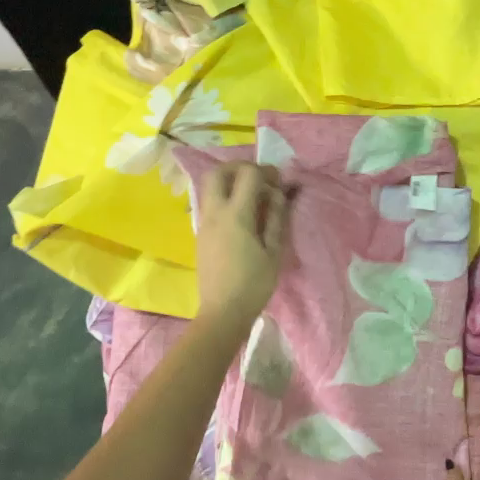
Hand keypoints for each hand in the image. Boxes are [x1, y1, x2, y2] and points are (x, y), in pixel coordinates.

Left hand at [194, 161, 288, 324]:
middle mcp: (215, 213)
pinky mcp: (201, 233)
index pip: (248, 175)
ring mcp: (204, 223)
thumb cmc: (254, 284)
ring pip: (209, 186)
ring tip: (251, 196)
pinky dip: (224, 197)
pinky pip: (210, 203)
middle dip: (239, 167)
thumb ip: (276, 218)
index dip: (266, 171)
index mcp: (236, 215)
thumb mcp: (274, 251)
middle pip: (218, 172)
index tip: (279, 181)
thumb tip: (277, 195)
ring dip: (229, 181)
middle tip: (258, 178)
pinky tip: (242, 214)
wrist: (223, 312)